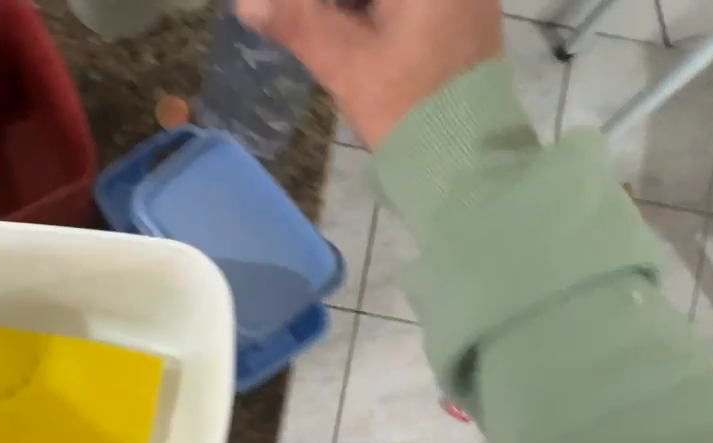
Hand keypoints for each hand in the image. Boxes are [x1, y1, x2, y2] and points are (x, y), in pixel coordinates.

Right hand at [238, 0, 501, 147]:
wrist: (465, 157)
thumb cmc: (406, 109)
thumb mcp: (346, 65)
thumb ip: (298, 24)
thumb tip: (247, 3)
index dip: (312, 6)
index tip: (284, 16)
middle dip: (328, 9)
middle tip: (294, 23)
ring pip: (383, 0)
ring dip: (347, 13)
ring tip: (313, 30)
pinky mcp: (461, 12)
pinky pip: (404, 7)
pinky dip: (372, 16)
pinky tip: (349, 36)